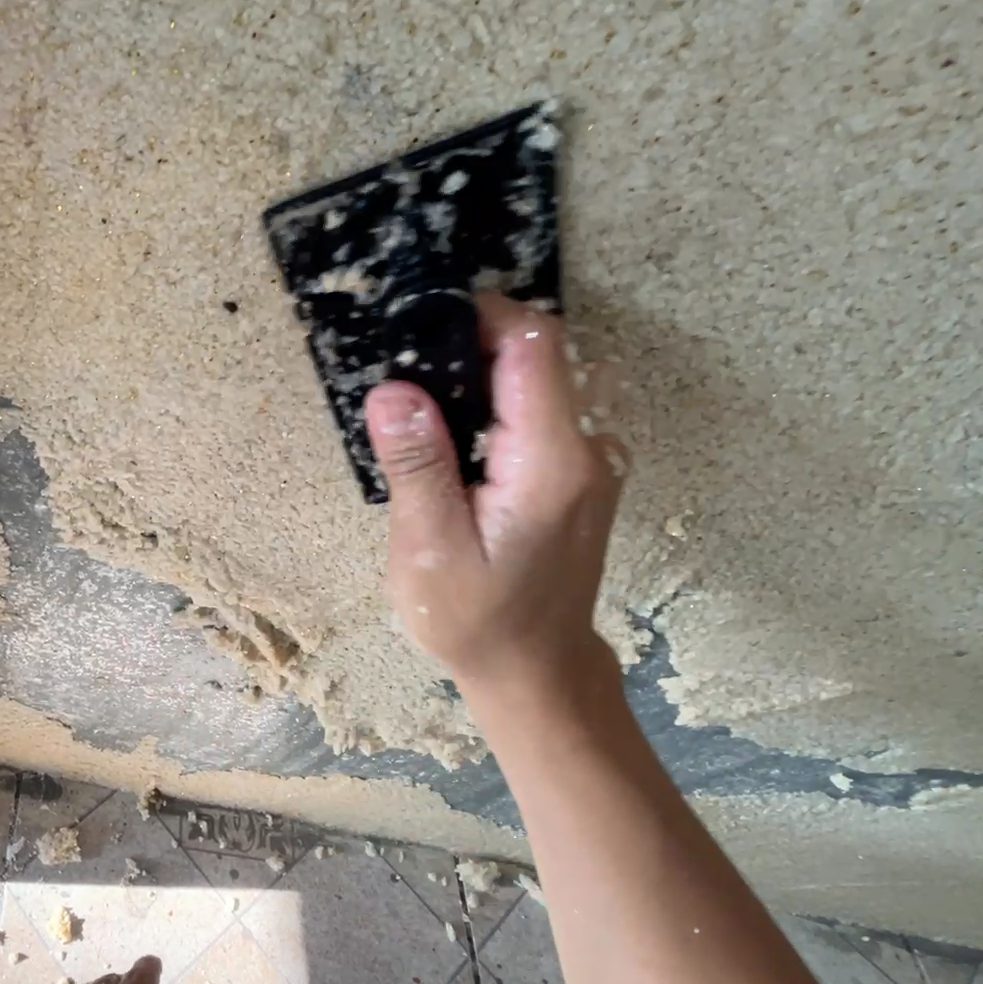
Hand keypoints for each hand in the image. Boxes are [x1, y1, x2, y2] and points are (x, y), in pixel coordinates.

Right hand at [363, 293, 626, 693]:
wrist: (533, 668)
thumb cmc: (474, 619)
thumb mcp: (429, 547)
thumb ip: (417, 466)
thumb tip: (393, 390)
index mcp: (551, 462)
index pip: (534, 345)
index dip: (481, 315)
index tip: (419, 325)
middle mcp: (586, 449)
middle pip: (541, 354)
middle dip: (472, 343)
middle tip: (404, 372)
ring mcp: (589, 460)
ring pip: (540, 378)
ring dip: (480, 373)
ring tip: (419, 407)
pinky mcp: (577, 473)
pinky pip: (540, 410)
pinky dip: (494, 402)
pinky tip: (450, 439)